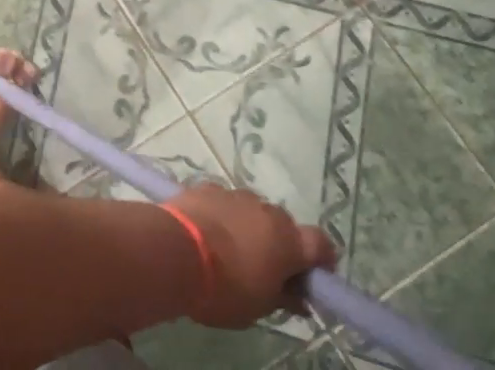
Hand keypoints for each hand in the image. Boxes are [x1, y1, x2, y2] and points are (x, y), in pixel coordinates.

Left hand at [167, 184, 336, 328]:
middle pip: (283, 225)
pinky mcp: (206, 186)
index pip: (321, 244)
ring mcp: (235, 194)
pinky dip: (219, 213)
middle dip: (278, 243)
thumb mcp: (259, 307)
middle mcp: (267, 211)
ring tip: (226, 248)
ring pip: (251, 210)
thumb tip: (299, 298)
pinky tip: (204, 230)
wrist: (173, 253)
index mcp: (289, 241)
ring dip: (247, 226)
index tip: (309, 276)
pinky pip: (222, 201)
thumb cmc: (224, 288)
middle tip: (262, 267)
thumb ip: (283, 298)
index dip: (320, 260)